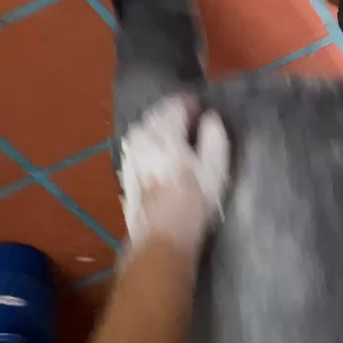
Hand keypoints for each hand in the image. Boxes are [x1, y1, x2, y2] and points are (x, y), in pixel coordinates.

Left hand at [118, 95, 231, 254]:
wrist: (160, 240)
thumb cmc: (194, 206)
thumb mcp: (216, 172)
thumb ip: (215, 139)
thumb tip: (210, 118)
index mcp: (167, 137)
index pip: (174, 106)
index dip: (188, 102)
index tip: (201, 107)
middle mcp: (144, 143)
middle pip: (154, 115)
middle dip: (171, 111)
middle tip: (190, 117)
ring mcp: (131, 158)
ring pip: (141, 129)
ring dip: (156, 124)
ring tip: (173, 131)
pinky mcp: (126, 173)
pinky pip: (134, 145)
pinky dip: (145, 139)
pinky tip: (155, 149)